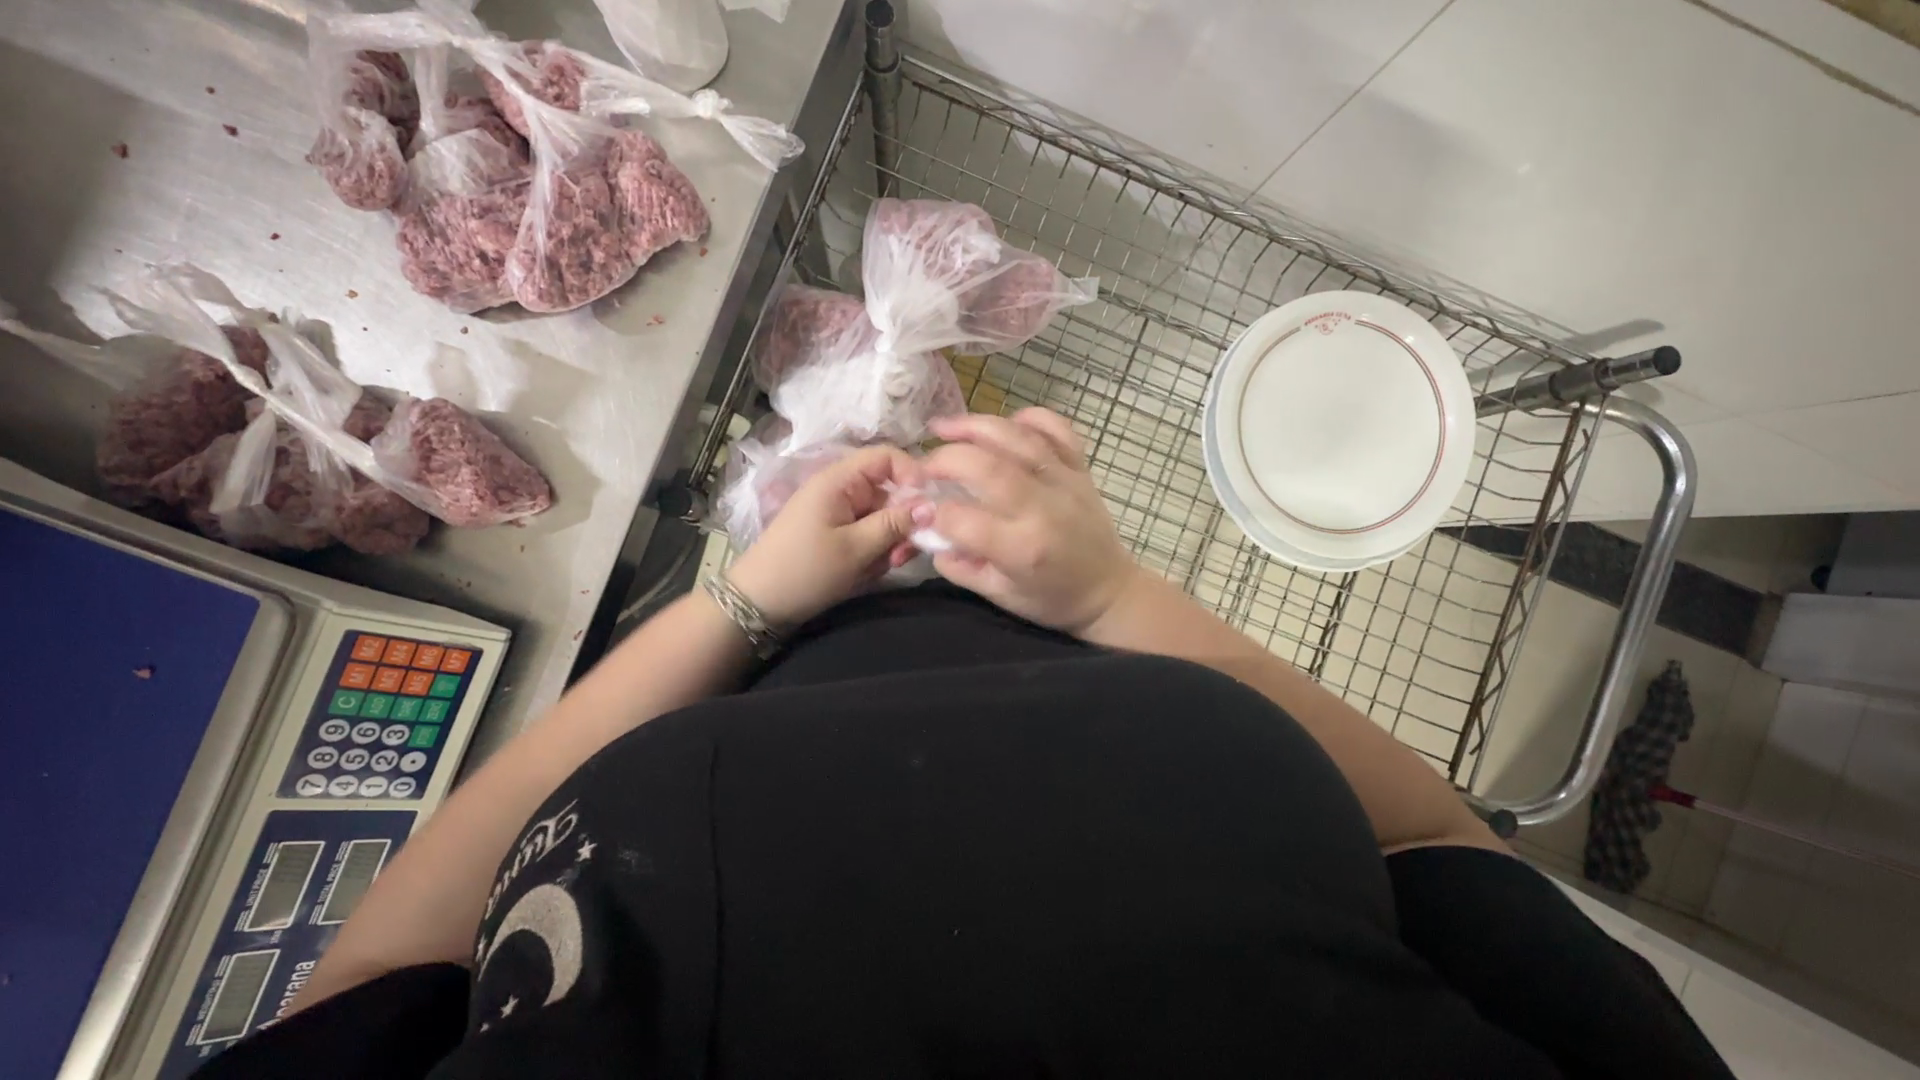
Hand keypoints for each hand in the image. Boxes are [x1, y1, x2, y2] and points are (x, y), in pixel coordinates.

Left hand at [725, 444, 927, 626]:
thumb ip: (895, 524)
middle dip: (902, 522)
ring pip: (883, 518)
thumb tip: (932, 506)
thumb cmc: (805, 570)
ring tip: (881, 568)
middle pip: (890, 492)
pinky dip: (874, 553)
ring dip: (889, 543)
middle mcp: (840, 490)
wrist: (758, 604)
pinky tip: (866, 573)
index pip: (887, 457)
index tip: (929, 508)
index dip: (913, 475)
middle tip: (902, 555)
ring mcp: (838, 513)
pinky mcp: (836, 535)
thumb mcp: (856, 549)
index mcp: (839, 481)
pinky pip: (868, 535)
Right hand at [920, 408, 1146, 633]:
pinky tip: (1003, 423)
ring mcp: (1064, 481)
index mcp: (1021, 548)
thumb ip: (960, 567)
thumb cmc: (1052, 599)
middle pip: (986, 466)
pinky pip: (1056, 429)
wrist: (1109, 591)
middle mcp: (1042, 508)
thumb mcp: (1000, 595)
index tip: (916, 506)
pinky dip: (1029, 418)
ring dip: (974, 426)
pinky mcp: (1080, 468)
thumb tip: (927, 532)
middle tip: (922, 465)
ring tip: (943, 427)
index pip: (962, 519)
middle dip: (945, 459)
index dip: (931, 510)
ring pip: (1017, 438)